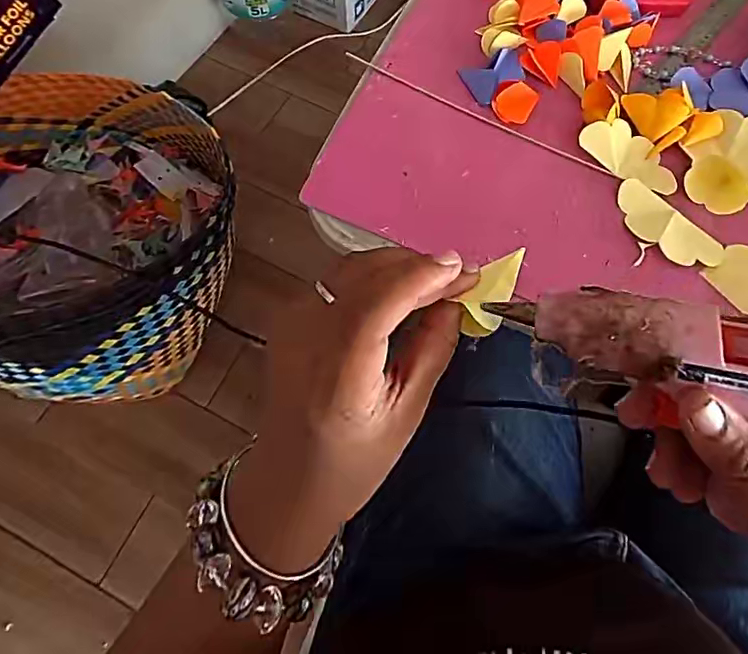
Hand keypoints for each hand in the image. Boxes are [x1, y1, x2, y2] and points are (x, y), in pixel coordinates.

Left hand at [226, 248, 473, 572]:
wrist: (284, 483)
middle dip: (419, 265)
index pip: (379, 301)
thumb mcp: (407, 413)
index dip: (423, 276)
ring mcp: (293, 320)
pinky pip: (341, 278)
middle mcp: (307, 335)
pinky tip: (404, 286)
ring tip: (438, 278)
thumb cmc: (351, 462)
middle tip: (460, 274)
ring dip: (400, 265)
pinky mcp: (291, 315)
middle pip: (367, 273)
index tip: (463, 268)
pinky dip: (378, 273)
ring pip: (354, 267)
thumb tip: (454, 301)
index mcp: (338, 372)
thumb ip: (433, 349)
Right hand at [619, 383, 747, 653]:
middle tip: (644, 433)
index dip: (703, 365)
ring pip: (725, 422)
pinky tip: (691, 490)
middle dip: (686, 413)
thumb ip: (747, 468)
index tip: (653, 385)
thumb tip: (692, 399)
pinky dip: (702, 468)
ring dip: (688, 445)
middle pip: (734, 392)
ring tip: (671, 481)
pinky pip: (730, 454)